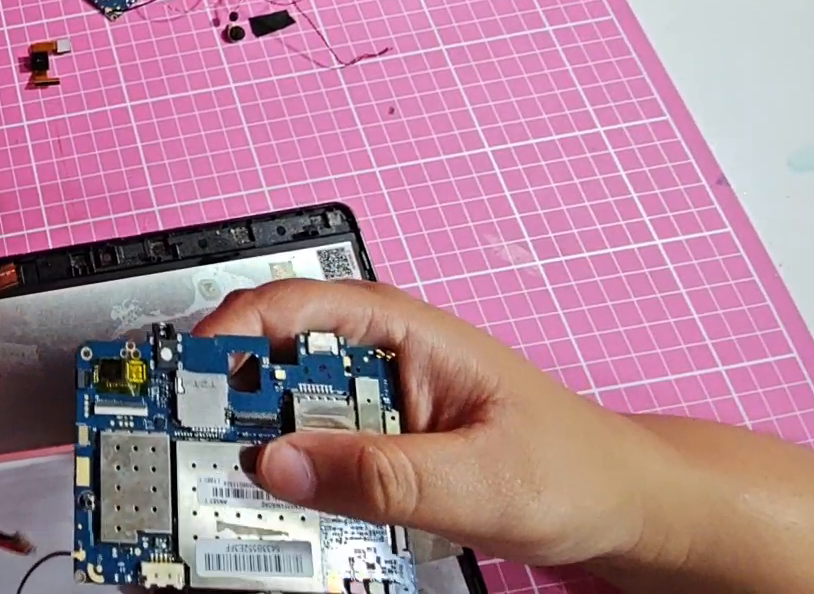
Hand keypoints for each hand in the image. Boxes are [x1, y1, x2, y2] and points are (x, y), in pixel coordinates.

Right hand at [193, 279, 675, 567]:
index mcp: (388, 321)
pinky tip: (287, 498)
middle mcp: (363, 343)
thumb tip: (277, 466)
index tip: (187, 383)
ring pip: (276, 400)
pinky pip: (302, 440)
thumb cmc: (575, 467)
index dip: (224, 337)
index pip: (281, 306)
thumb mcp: (483, 481)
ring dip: (252, 438)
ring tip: (236, 480)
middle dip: (226, 397)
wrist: (626, 507)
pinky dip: (284, 466)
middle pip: (265, 353)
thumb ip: (382, 475)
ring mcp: (360, 388)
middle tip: (197, 444)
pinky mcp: (363, 428)